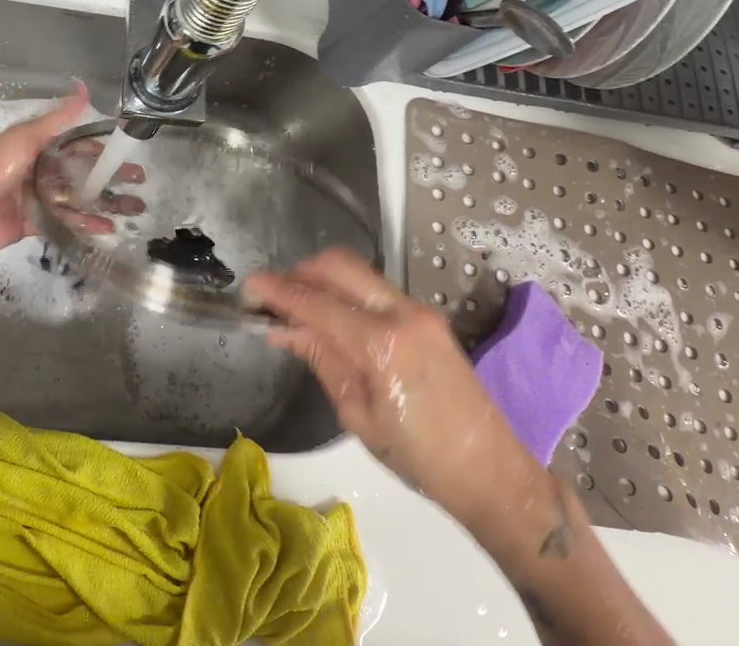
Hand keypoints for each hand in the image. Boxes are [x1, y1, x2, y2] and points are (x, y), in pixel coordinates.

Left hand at [0, 85, 142, 260]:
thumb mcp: (25, 137)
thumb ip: (57, 118)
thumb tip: (83, 87)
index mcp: (36, 147)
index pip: (76, 146)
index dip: (103, 149)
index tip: (129, 154)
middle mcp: (39, 171)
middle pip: (81, 174)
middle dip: (110, 179)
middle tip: (140, 185)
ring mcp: (37, 199)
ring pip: (78, 200)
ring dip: (105, 204)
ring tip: (134, 209)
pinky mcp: (34, 224)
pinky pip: (64, 223)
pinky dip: (86, 225)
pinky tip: (108, 228)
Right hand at [247, 249, 543, 520]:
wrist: (491, 471)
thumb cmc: (419, 458)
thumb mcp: (357, 414)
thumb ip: (322, 359)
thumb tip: (283, 328)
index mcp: (380, 343)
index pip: (315, 302)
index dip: (276, 292)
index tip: (248, 288)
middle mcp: (402, 313)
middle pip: (338, 266)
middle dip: (299, 273)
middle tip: (272, 296)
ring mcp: (420, 311)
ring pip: (358, 274)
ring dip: (323, 281)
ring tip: (296, 309)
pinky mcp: (429, 318)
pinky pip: (376, 291)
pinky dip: (347, 294)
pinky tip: (332, 319)